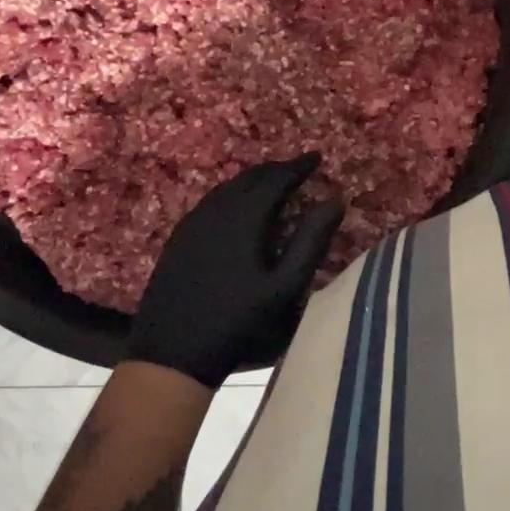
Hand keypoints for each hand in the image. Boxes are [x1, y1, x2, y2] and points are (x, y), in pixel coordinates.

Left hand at [126, 153, 344, 387]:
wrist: (172, 353)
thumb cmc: (238, 321)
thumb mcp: (285, 285)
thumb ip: (311, 240)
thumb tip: (336, 201)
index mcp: (244, 217)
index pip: (276, 178)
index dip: (298, 165)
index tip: (317, 157)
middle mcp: (216, 210)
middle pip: (250, 177)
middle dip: (277, 169)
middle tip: (298, 168)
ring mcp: (193, 223)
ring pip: (228, 187)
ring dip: (254, 180)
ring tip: (274, 183)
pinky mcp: (179, 238)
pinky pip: (211, 201)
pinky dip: (233, 193)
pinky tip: (239, 207)